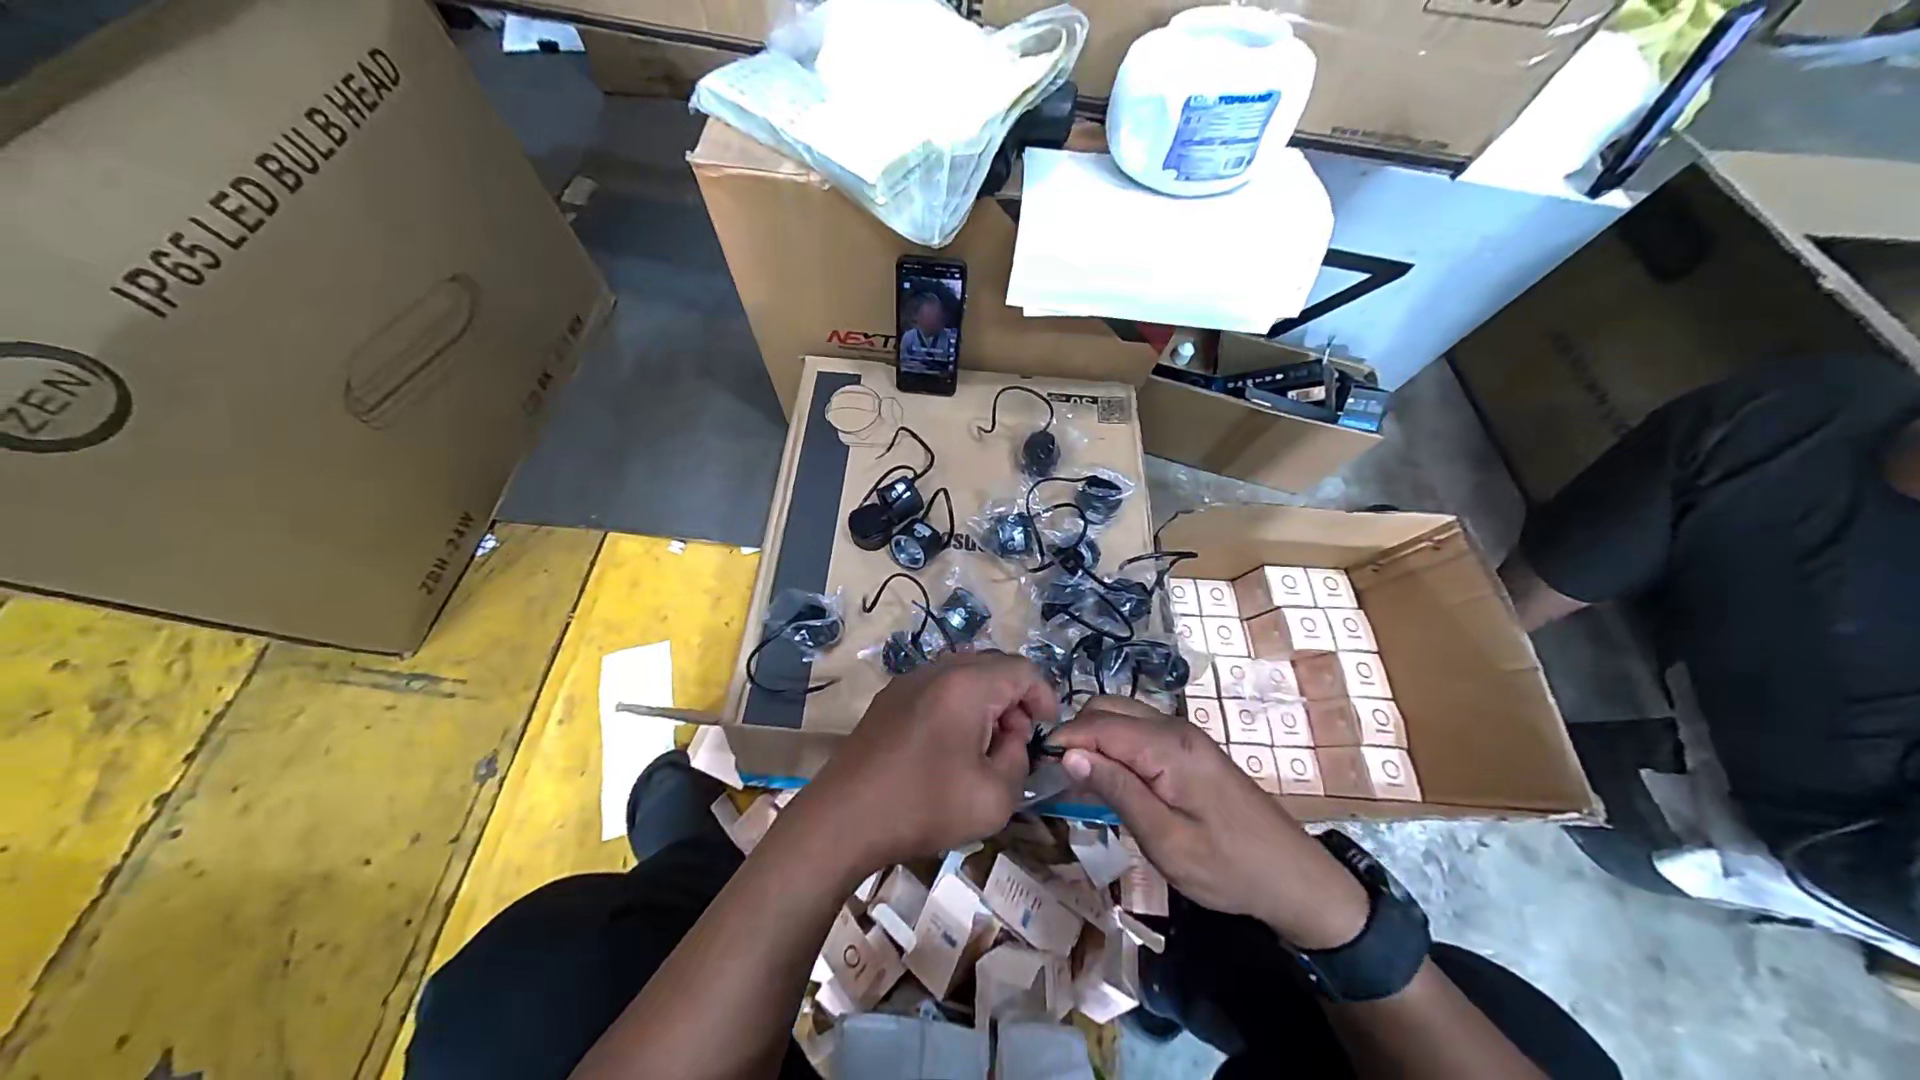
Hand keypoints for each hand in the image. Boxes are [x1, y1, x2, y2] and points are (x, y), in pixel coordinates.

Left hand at [790, 650, 1056, 876]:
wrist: (841, 820)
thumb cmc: (923, 806)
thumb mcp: (994, 797)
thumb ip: (1018, 759)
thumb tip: (1012, 738)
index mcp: (966, 685)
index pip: (1023, 669)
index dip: (1044, 696)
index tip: (1046, 732)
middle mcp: (936, 671)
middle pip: (992, 666)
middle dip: (1015, 699)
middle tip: (1016, 742)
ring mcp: (907, 682)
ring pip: (963, 676)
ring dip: (986, 703)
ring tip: (985, 747)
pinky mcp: (888, 700)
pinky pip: (937, 689)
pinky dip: (957, 707)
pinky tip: (949, 748)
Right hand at [1047, 698, 1368, 948]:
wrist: (1294, 878)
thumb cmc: (1228, 867)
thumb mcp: (1166, 841)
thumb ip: (1117, 791)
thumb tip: (1069, 754)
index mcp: (1167, 746)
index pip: (1097, 724)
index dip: (1063, 741)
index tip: (1039, 770)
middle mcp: (1173, 728)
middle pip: (1106, 709)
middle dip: (1076, 735)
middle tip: (1059, 780)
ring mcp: (1182, 735)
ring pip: (1120, 716)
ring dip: (1094, 739)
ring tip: (1079, 782)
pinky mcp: (1187, 749)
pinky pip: (1137, 732)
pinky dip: (1114, 746)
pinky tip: (1110, 781)